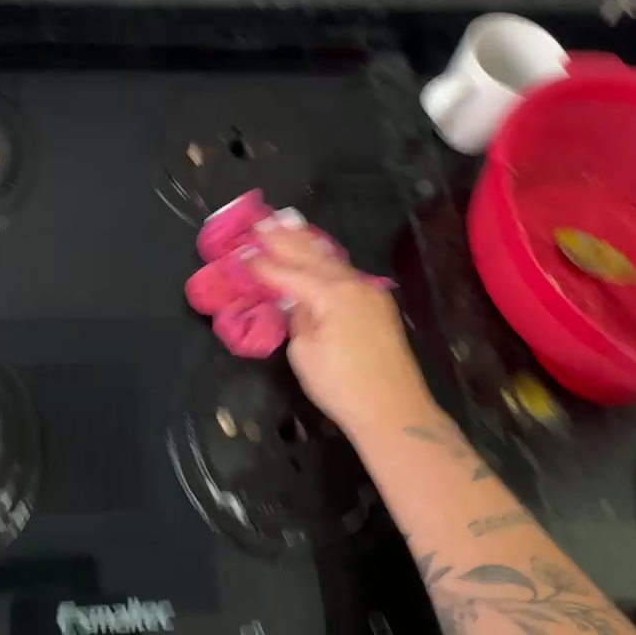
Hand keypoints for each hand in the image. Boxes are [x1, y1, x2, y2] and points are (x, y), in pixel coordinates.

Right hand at [249, 216, 434, 435]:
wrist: (394, 411)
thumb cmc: (341, 386)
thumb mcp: (304, 352)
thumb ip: (298, 319)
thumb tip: (298, 303)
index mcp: (332, 294)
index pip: (289, 273)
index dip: (263, 265)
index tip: (241, 253)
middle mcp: (353, 284)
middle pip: (312, 256)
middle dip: (285, 239)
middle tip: (261, 223)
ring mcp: (370, 293)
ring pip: (332, 260)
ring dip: (306, 243)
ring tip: (286, 226)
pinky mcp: (378, 306)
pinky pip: (345, 272)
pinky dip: (325, 260)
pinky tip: (317, 253)